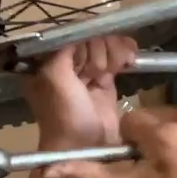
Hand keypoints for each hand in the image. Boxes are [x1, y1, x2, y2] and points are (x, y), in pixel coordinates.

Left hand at [24, 36, 136, 151]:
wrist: (86, 148)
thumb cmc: (65, 115)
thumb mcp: (54, 78)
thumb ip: (61, 50)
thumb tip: (77, 30)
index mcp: (46, 63)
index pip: (67, 34)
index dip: (83, 36)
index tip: (90, 46)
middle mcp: (65, 65)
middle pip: (89, 38)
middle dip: (97, 49)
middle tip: (96, 71)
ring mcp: (86, 72)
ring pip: (103, 46)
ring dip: (112, 52)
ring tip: (109, 71)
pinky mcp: (105, 81)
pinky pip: (116, 58)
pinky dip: (124, 54)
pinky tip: (130, 59)